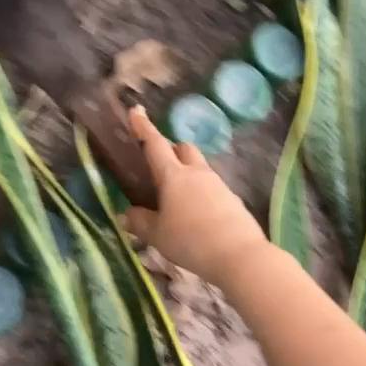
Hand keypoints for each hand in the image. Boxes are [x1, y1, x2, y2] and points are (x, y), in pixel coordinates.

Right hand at [119, 106, 271, 286]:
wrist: (239, 255)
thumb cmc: (191, 241)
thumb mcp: (158, 235)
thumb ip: (140, 222)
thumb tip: (127, 214)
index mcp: (174, 176)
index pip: (155, 145)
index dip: (143, 128)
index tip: (136, 111)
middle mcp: (197, 173)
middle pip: (183, 148)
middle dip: (171, 150)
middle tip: (159, 166)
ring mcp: (219, 184)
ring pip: (200, 167)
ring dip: (187, 173)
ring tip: (176, 199)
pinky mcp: (233, 199)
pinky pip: (212, 187)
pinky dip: (201, 193)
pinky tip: (197, 215)